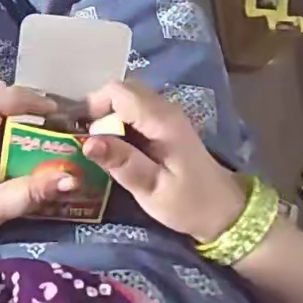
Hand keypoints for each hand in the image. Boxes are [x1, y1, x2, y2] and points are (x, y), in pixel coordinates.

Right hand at [81, 81, 245, 242]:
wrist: (225, 213)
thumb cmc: (189, 203)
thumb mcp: (151, 189)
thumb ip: (121, 163)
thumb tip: (87, 142)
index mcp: (161, 120)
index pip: (118, 92)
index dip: (92, 105)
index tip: (77, 130)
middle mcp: (164, 109)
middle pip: (121, 90)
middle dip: (96, 108)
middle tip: (82, 138)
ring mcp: (165, 115)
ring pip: (126, 99)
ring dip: (105, 115)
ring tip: (92, 143)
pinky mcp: (164, 125)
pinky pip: (133, 111)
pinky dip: (117, 121)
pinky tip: (111, 146)